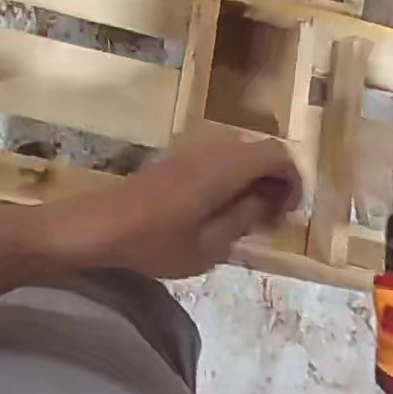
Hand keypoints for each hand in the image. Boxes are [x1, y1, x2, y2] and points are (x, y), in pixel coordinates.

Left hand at [32, 131, 301, 277]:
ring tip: (244, 219)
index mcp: (223, 165)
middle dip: (273, 182)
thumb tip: (270, 201)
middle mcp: (209, 147)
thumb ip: (245, 218)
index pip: (277, 152)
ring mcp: (188, 150)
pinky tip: (216, 210)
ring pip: (236, 154)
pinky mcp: (173, 158)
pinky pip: (215, 158)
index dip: (293, 180)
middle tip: (268, 220)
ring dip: (250, 180)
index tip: (287, 214)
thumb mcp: (209, 245)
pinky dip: (228, 178)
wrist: (100, 225)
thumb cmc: (155, 241)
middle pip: (258, 150)